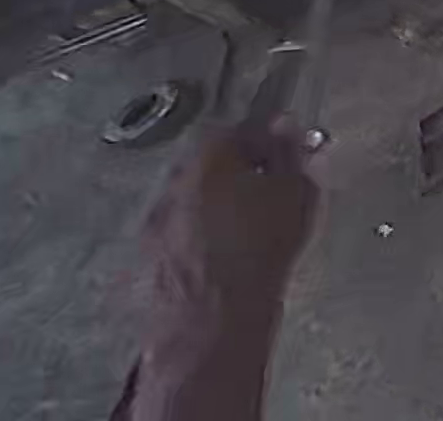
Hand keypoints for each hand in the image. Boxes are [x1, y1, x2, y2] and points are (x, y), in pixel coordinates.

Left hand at [143, 123, 316, 324]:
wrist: (213, 318)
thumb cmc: (263, 244)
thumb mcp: (297, 190)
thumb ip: (290, 153)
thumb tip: (286, 125)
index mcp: (207, 165)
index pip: (230, 129)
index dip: (260, 134)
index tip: (283, 145)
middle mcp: (170, 188)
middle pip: (205, 161)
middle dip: (237, 165)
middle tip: (271, 178)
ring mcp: (152, 225)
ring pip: (191, 195)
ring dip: (218, 196)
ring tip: (251, 214)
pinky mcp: (145, 257)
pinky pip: (180, 226)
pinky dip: (202, 225)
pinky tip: (227, 242)